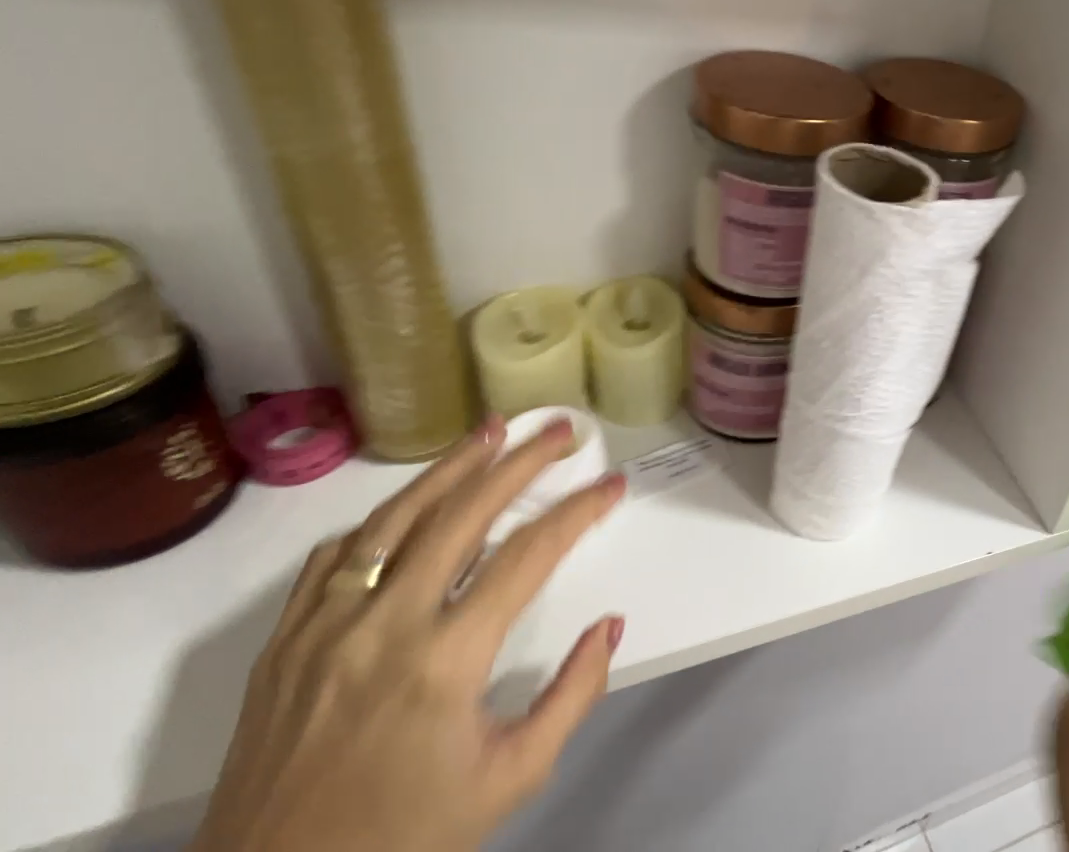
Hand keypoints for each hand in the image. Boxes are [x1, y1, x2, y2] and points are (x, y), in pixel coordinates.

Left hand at [190, 416, 626, 851]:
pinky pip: (335, 559)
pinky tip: (409, 507)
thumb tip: (610, 625)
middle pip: (461, 516)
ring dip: (448, 469)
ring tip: (490, 431)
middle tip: (558, 430)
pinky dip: (381, 521)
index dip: (577, 512)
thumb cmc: (408, 836)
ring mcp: (324, 627)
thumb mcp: (514, 775)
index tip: (611, 485)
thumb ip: (573, 694)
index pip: (527, 557)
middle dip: (518, 464)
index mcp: (445, 660)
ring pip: (393, 521)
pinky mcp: (284, 642)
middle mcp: (382, 626)